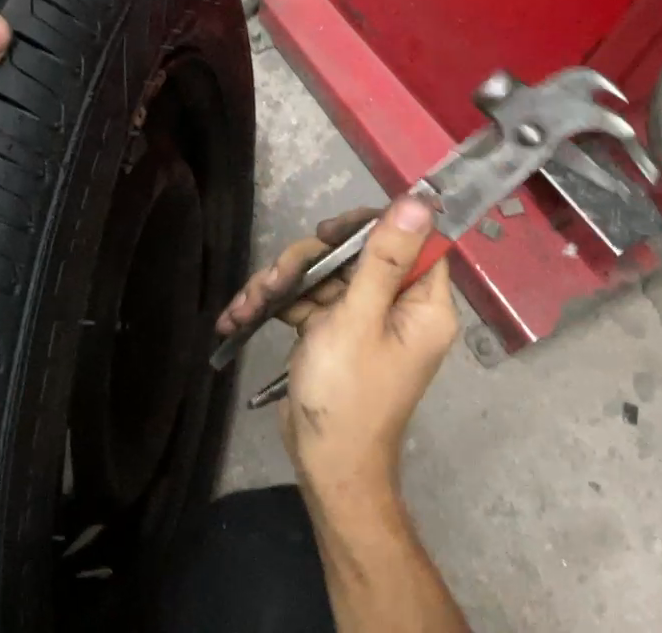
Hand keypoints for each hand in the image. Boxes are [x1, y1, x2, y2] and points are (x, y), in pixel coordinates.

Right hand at [228, 198, 457, 497]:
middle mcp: (397, 306)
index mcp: (422, 304)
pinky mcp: (332, 331)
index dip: (368, 228)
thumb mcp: (359, 318)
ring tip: (245, 309)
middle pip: (352, 254)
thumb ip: (384, 258)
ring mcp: (362, 318)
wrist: (324, 462)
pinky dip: (275, 306)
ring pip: (321, 275)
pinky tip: (239, 318)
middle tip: (274, 281)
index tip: (327, 235)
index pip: (408, 240)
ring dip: (279, 286)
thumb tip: (422, 200)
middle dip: (305, 265)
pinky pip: (305, 301)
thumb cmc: (348, 392)